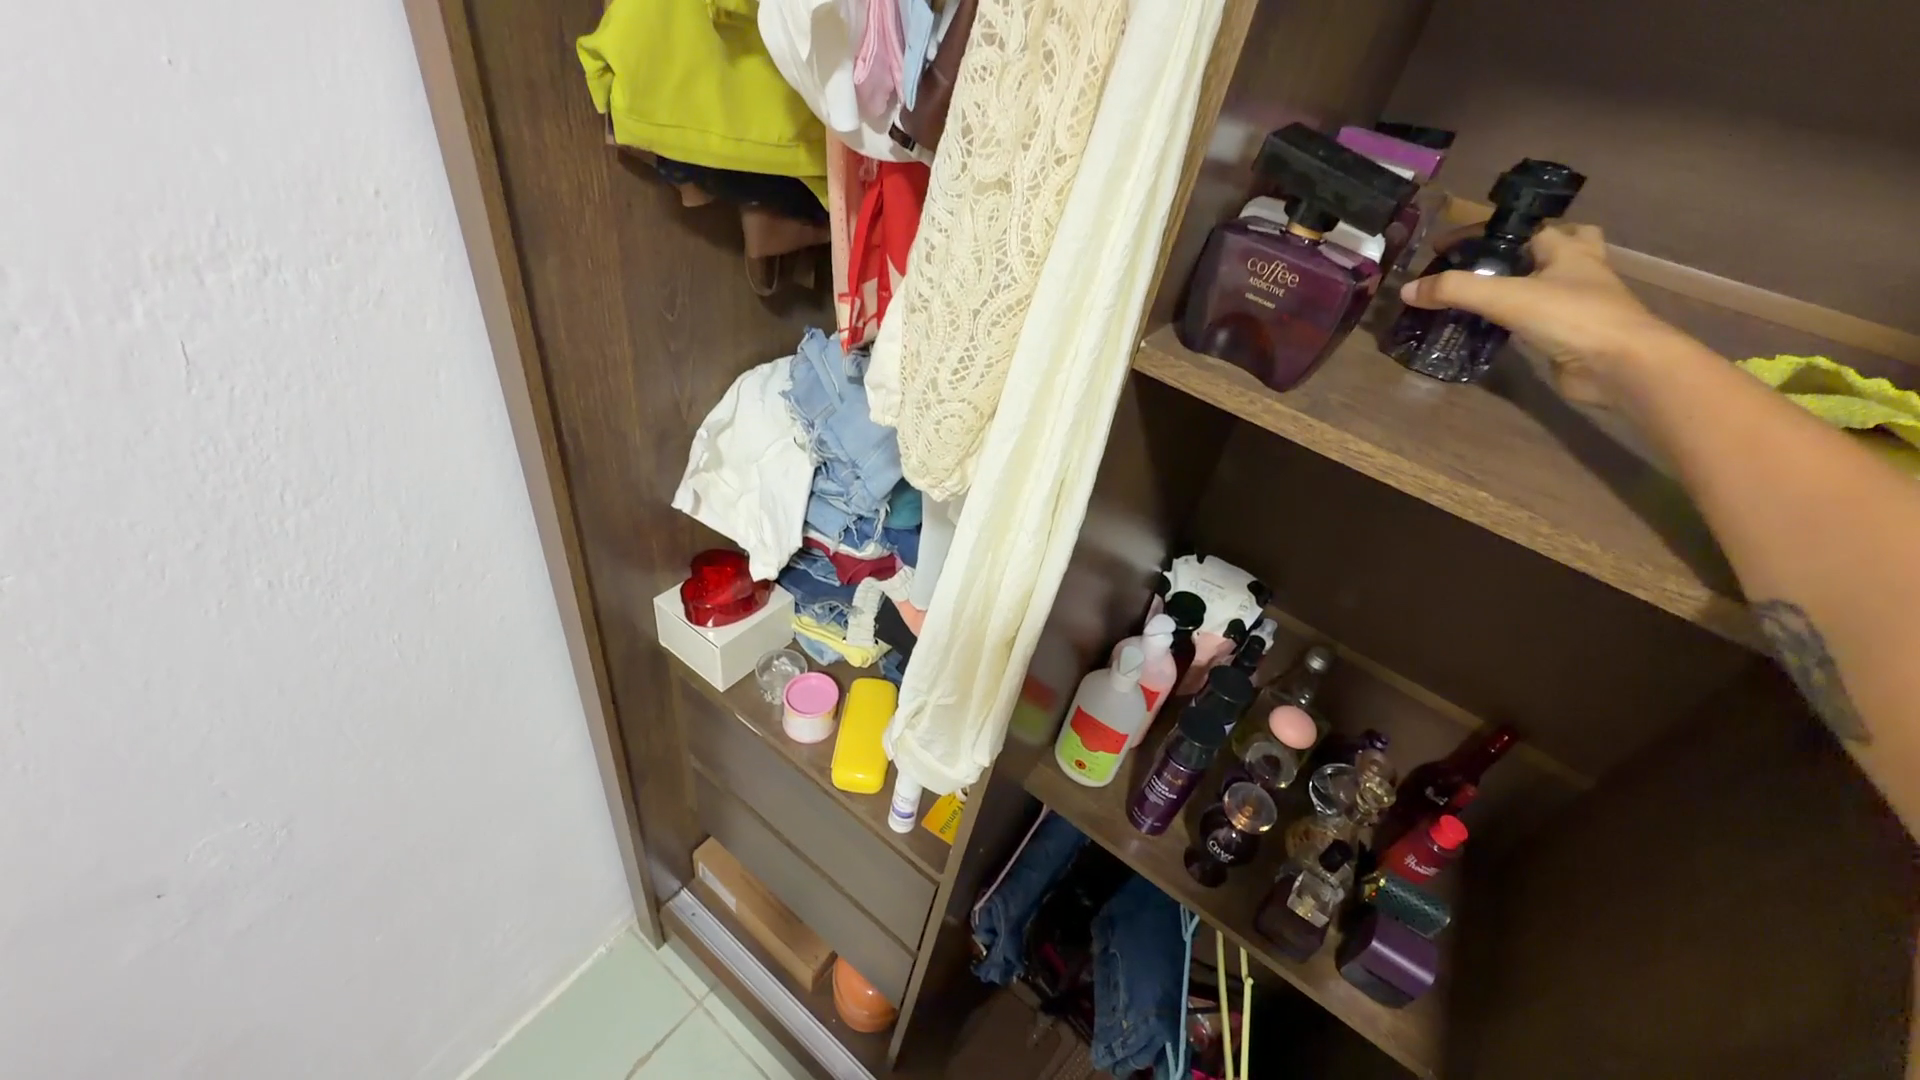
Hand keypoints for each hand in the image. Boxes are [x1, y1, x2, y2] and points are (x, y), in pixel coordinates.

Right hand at [1398, 224, 1683, 406]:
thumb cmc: (1571, 317)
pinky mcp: (1572, 332)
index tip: (1443, 247)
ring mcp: (1579, 301)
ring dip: (1524, 281)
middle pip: (1556, 243)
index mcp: (1566, 247)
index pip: (1522, 227)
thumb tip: (1407, 290)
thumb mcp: (1505, 297)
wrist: (1619, 365)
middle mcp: (1578, 268)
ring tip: (1486, 292)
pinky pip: (1543, 315)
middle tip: (1486, 261)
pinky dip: (1520, 315)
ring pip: (1551, 280)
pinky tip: (1496, 325)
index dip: (1482, 232)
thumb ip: (1455, 290)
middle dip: (1524, 247)